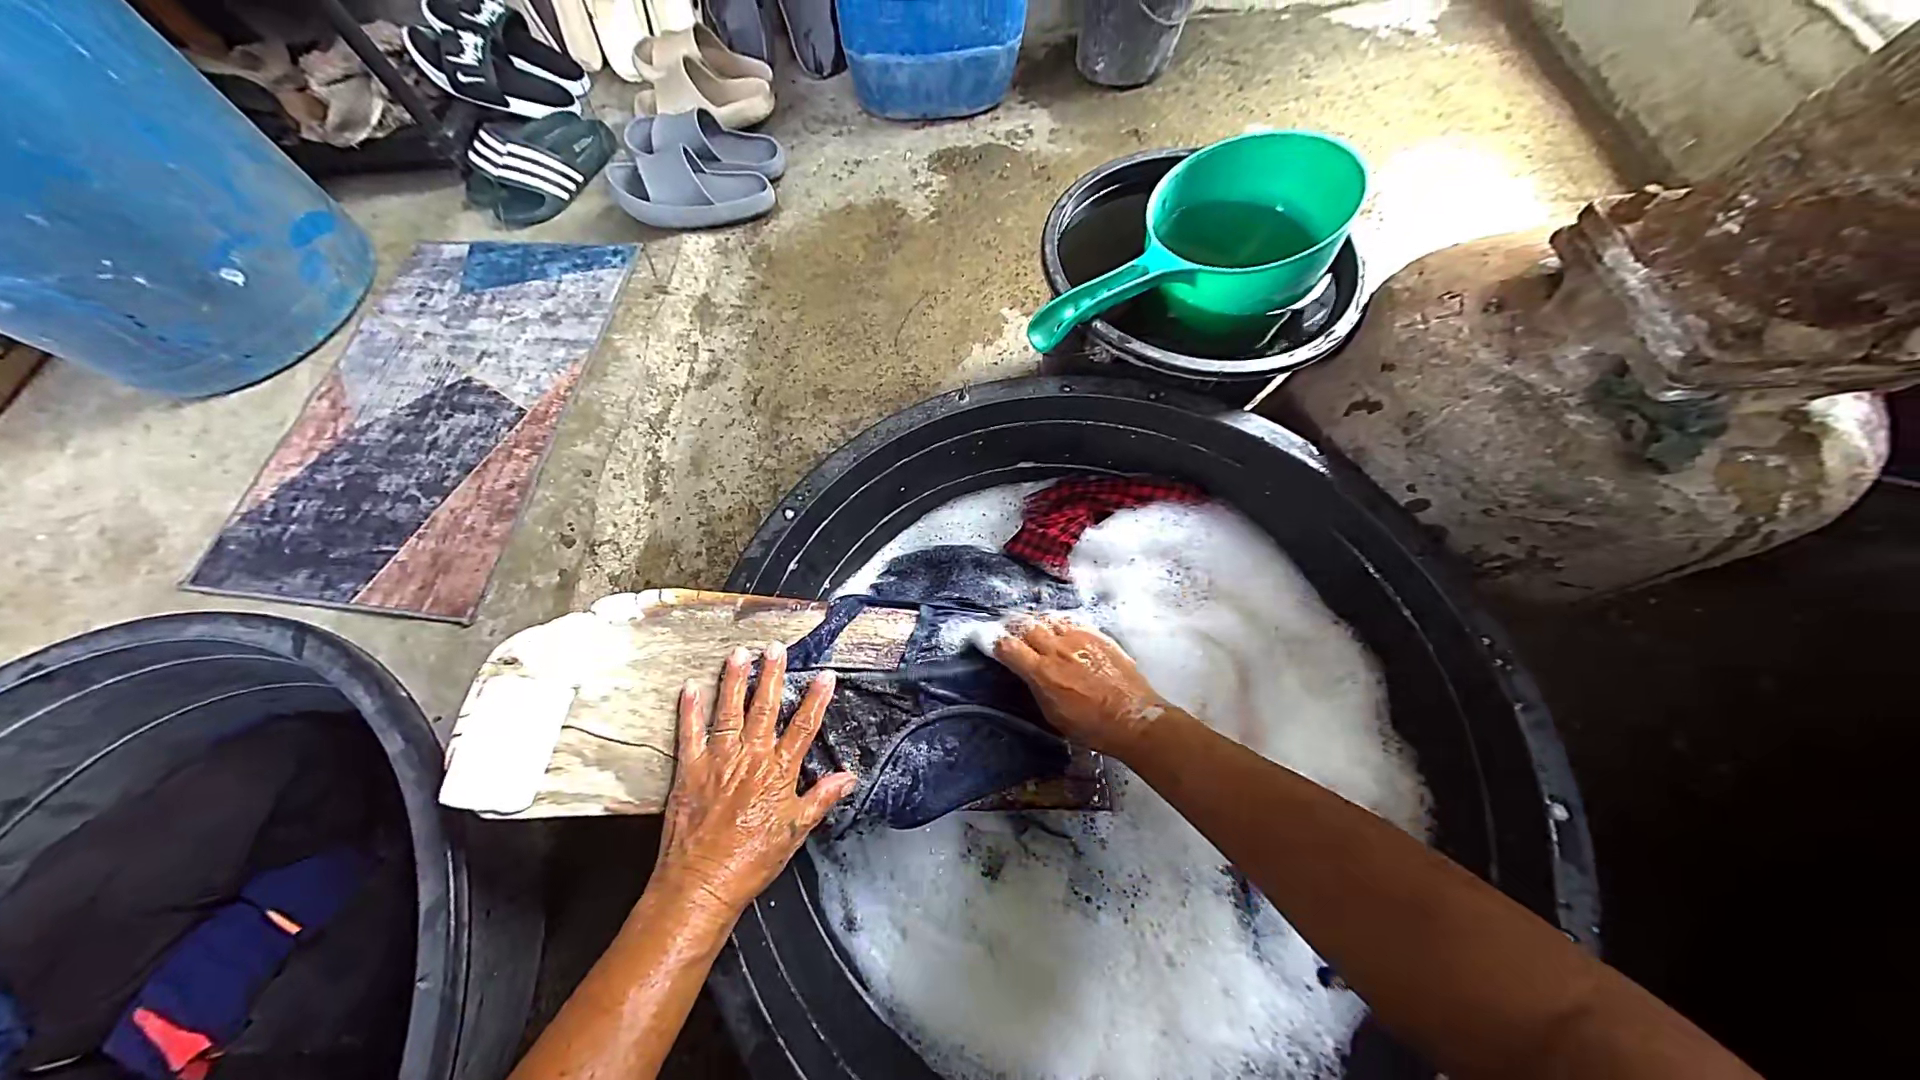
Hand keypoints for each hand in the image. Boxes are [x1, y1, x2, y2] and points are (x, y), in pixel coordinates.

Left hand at [654, 642, 857, 918]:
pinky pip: (689, 734)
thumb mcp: (795, 832)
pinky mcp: (689, 772)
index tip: (825, 677)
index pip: (803, 727)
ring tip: (739, 654)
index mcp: (778, 773)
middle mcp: (749, 760)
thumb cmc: (750, 861)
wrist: (701, 885)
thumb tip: (848, 778)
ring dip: (734, 681)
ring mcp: (717, 762)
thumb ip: (821, 799)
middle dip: (772, 676)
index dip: (816, 700)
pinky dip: (690, 710)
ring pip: (728, 712)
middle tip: (775, 649)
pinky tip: (692, 687)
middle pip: (764, 709)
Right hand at [993, 614, 1169, 759]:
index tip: (990, 642)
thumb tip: (1029, 674)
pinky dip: (1060, 623)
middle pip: (1026, 626)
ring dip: (1038, 622)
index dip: (995, 643)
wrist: (1133, 718)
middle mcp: (1057, 650)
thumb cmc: (1092, 726)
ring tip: (1034, 626)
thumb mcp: (1053, 715)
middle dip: (1014, 627)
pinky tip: (1060, 628)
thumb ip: (1037, 689)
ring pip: (1049, 619)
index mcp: (1042, 673)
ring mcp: (1079, 639)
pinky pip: (1072, 621)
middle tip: (1011, 630)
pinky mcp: (1097, 636)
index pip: (1008, 647)